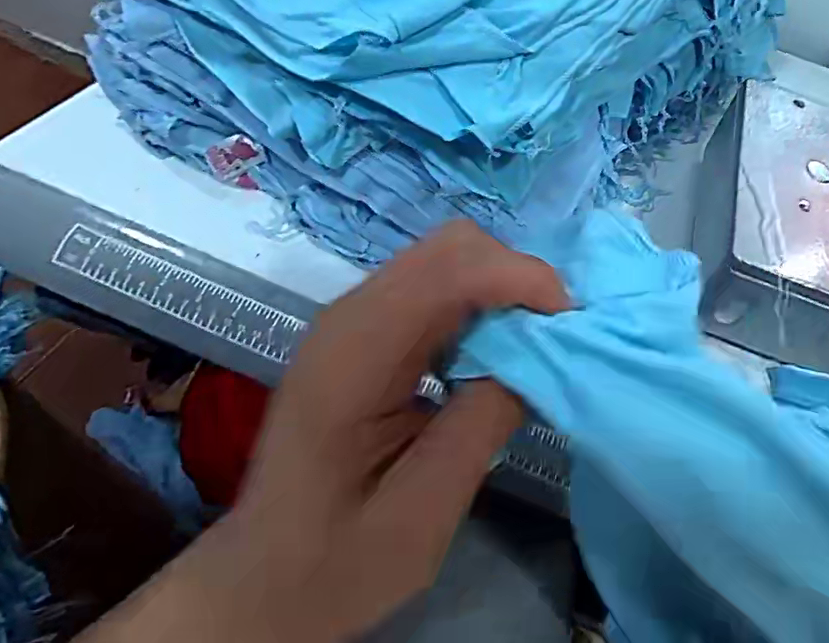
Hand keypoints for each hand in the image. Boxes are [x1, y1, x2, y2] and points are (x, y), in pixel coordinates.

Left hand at [82, 220, 570, 642]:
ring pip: (449, 254)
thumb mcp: (420, 516)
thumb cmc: (334, 563)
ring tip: (530, 339)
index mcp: (351, 356)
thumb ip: (482, 425)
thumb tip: (537, 356)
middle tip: (551, 332)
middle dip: (515, 273)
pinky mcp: (370, 325)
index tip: (567, 320)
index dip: (517, 277)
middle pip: (450, 246)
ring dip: (501, 283)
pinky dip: (482, 297)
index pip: (445, 272)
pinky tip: (492, 346)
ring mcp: (357, 315)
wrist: (261, 582)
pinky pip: (440, 281)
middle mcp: (350, 315)